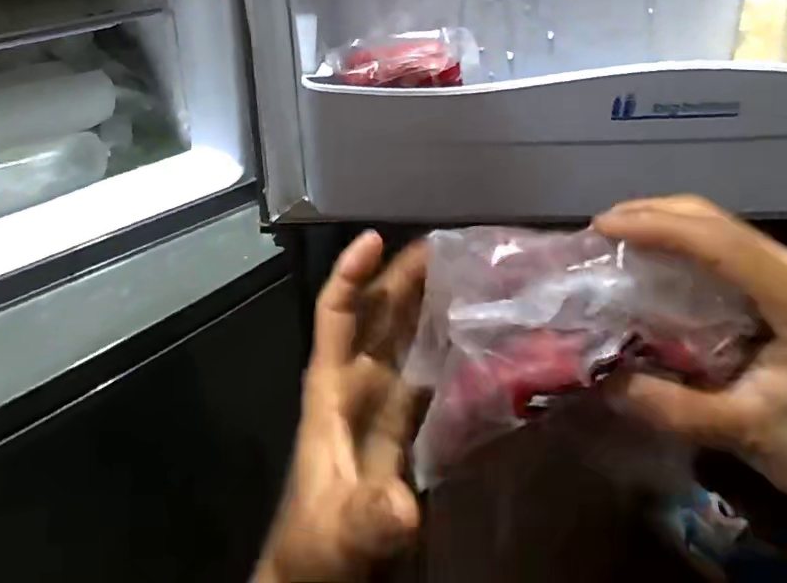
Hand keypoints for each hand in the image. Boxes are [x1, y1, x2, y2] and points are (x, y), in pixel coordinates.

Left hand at [255, 232, 427, 582]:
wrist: (317, 577)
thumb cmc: (314, 545)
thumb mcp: (338, 533)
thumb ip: (365, 518)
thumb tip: (402, 506)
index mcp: (328, 390)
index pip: (335, 316)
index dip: (350, 275)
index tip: (374, 238)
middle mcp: (352, 385)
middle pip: (374, 317)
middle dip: (399, 278)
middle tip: (442, 246)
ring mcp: (376, 407)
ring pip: (399, 342)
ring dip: (422, 307)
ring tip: (461, 276)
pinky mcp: (399, 434)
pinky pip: (422, 380)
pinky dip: (442, 355)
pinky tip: (472, 344)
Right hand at [595, 196, 786, 581]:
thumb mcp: (753, 438)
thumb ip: (672, 407)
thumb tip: (597, 377)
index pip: (722, 243)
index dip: (655, 226)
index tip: (599, 230)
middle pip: (719, 220)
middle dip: (651, 214)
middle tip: (599, 231)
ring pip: (723, 229)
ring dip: (665, 225)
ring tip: (616, 239)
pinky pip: (730, 252)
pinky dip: (684, 244)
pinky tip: (655, 262)